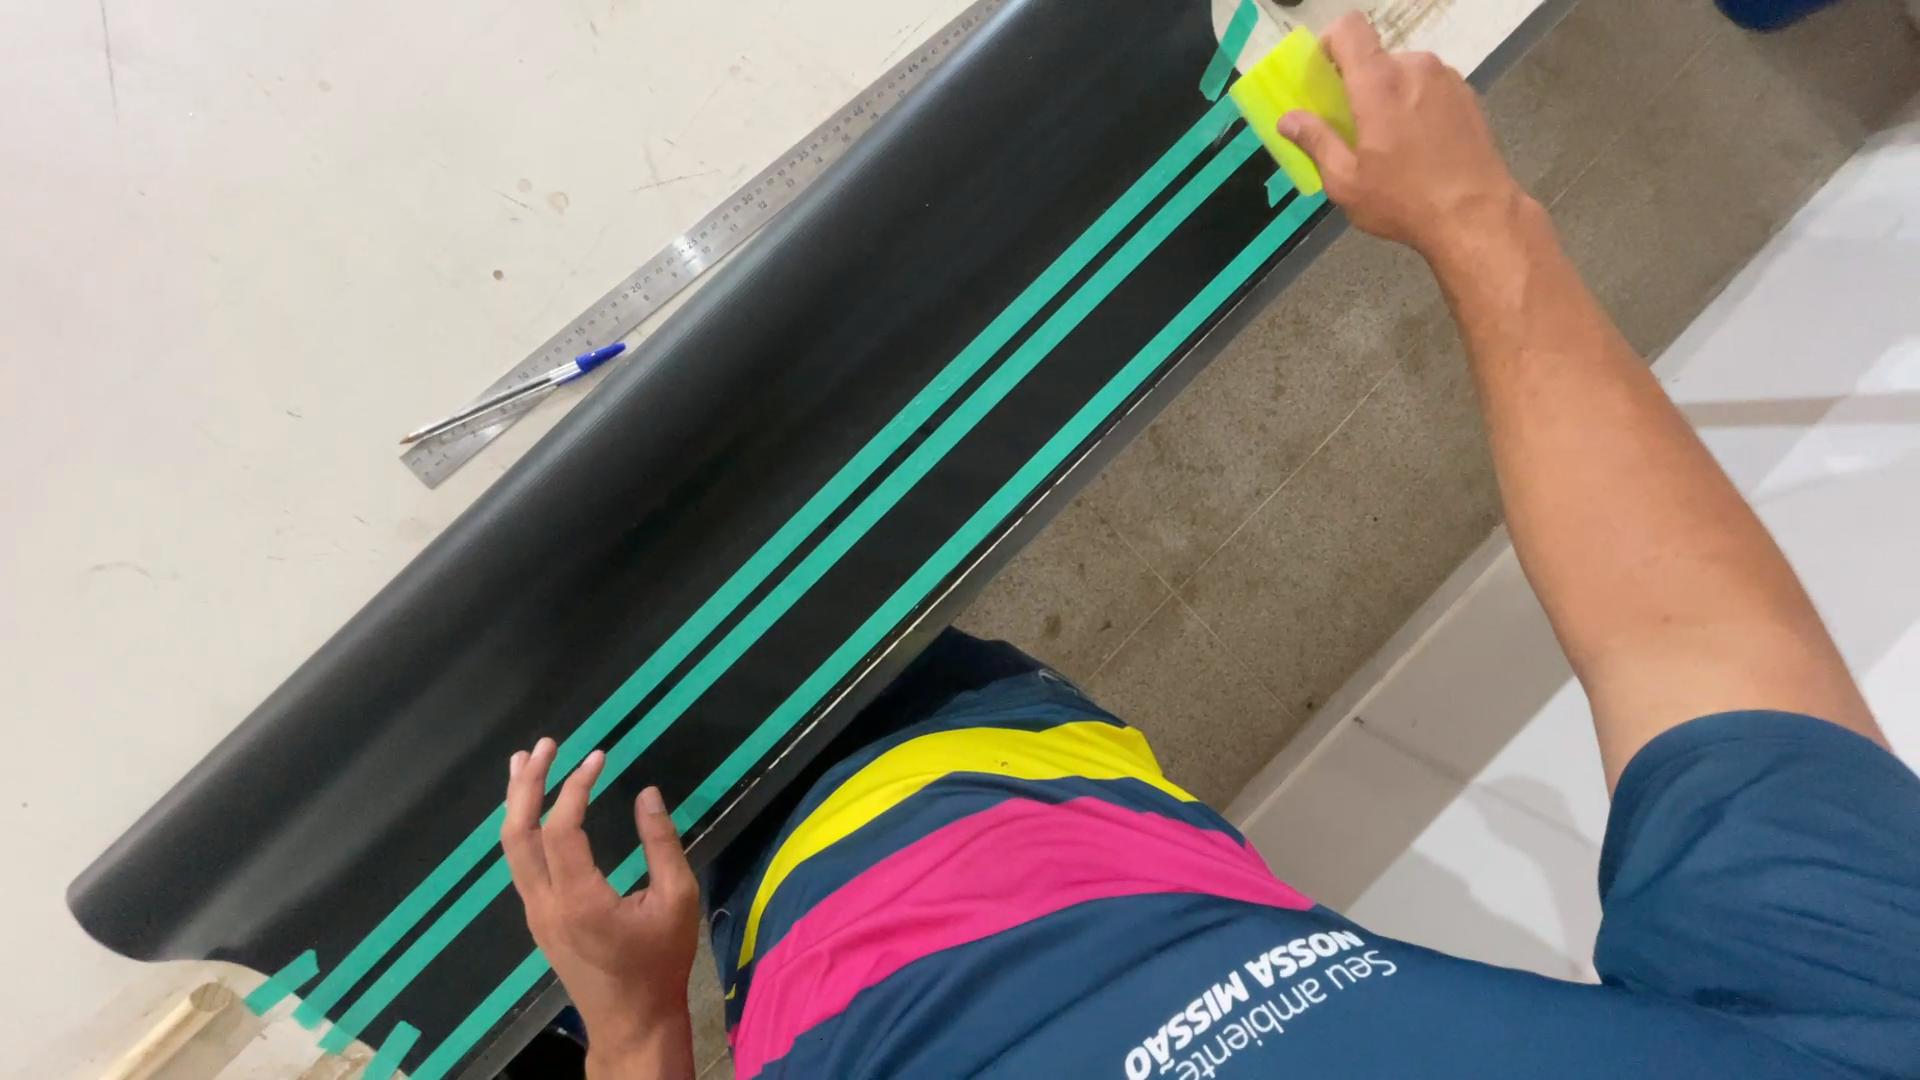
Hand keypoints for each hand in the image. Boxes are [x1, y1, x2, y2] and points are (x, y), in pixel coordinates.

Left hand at [502, 739, 701, 1078]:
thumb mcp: (678, 897)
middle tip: (545, 744)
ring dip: (518, 802)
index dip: (576, 787)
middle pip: (518, 835)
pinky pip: (521, 863)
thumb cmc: (661, 960)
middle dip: (528, 784)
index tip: (600, 755)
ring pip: (512, 849)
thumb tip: (647, 794)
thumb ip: (662, 843)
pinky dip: (523, 826)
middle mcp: (545, 904)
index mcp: (579, 899)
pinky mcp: (541, 919)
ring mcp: (537, 913)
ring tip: (525, 762)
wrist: (633, 1021)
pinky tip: (533, 808)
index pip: (562, 829)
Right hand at [1279, 14, 1528, 267]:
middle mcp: (1415, 68)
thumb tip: (1288, 119)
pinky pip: (1426, 87)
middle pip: (1374, 59)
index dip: (1329, 43)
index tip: (1321, 75)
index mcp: (1379, 85)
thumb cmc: (1399, 200)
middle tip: (1348, 130)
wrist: (1471, 211)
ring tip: (1384, 144)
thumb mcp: (1344, 180)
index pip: (1350, 30)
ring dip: (1385, 97)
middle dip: (1355, 86)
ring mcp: (1445, 77)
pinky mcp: (1465, 92)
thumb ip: (1316, 141)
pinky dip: (1410, 105)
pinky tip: (1414, 146)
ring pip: (1401, 73)